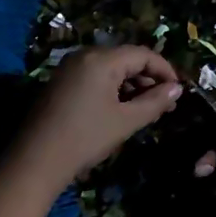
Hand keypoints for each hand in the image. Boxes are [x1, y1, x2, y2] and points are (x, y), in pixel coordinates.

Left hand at [13, 46, 181, 184]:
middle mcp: (84, 56)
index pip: (143, 54)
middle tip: (166, 103)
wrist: (36, 161)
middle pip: (127, 58)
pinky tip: (123, 109)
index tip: (179, 91)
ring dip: (132, 85)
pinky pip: (96, 77)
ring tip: (148, 109)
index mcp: (101, 60)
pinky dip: (114, 89)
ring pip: (111, 68)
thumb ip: (154, 101)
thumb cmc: (86, 138)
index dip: (165, 70)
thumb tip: (177, 89)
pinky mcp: (61, 82)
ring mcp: (70, 68)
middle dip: (149, 79)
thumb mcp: (126, 121)